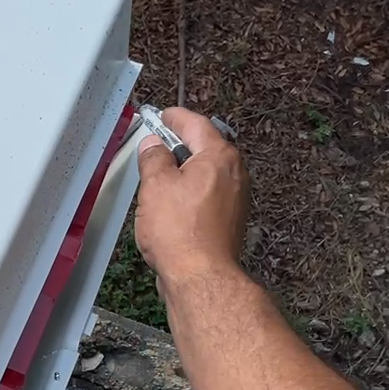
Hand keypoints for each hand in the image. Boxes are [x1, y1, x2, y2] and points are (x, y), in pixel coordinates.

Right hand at [133, 107, 248, 286]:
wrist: (200, 274)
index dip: (176, 117)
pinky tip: (174, 204)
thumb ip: (154, 159)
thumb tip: (153, 146)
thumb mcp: (155, 186)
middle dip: (181, 144)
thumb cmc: (180, 232)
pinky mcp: (229, 219)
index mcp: (218, 156)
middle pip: (206, 147)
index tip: (164, 115)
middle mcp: (234, 173)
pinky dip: (191, 191)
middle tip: (159, 143)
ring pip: (208, 172)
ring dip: (186, 170)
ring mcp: (235, 197)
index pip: (196, 124)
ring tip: (161, 177)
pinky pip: (209, 194)